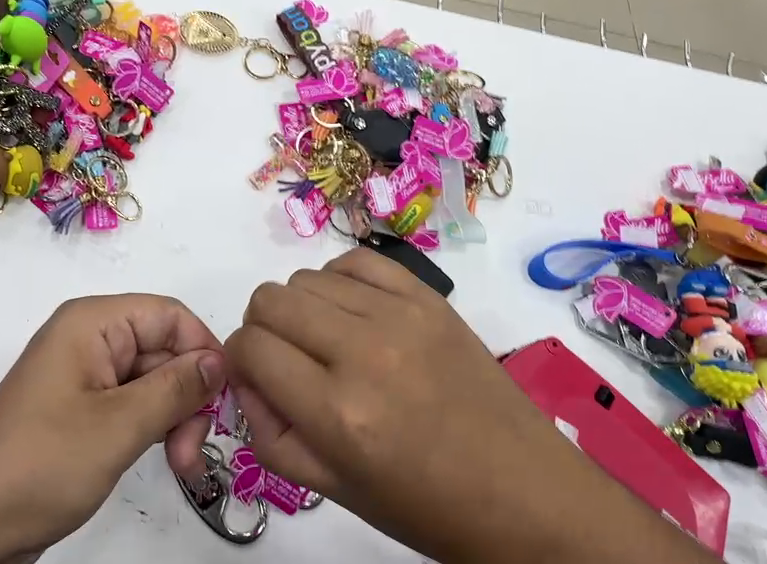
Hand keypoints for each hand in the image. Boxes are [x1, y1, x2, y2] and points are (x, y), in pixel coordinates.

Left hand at [0, 295, 224, 563]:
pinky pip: (132, 402)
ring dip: (174, 416)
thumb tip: (219, 360)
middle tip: (193, 451)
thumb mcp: (119, 426)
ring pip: (152, 378)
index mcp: (92, 322)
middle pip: (163, 347)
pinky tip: (166, 457)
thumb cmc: (44, 463)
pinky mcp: (80, 408)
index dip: (203, 351)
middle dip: (188, 394)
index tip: (224, 402)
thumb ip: (176, 388)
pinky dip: (153, 426)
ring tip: (181, 464)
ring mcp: (83, 374)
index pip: (169, 314)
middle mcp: (88, 338)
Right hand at [226, 248, 706, 563]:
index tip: (256, 377)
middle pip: (270, 300)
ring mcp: (401, 316)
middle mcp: (364, 352)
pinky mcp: (429, 298)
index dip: (240, 361)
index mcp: (339, 413)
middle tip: (286, 360)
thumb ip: (270, 433)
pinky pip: (355, 261)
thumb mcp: (334, 488)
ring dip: (301, 308)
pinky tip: (353, 313)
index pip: (250, 348)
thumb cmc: (426, 505)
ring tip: (328, 343)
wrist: (527, 495)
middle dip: (262, 329)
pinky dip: (339, 281)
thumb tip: (245, 377)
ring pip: (307, 278)